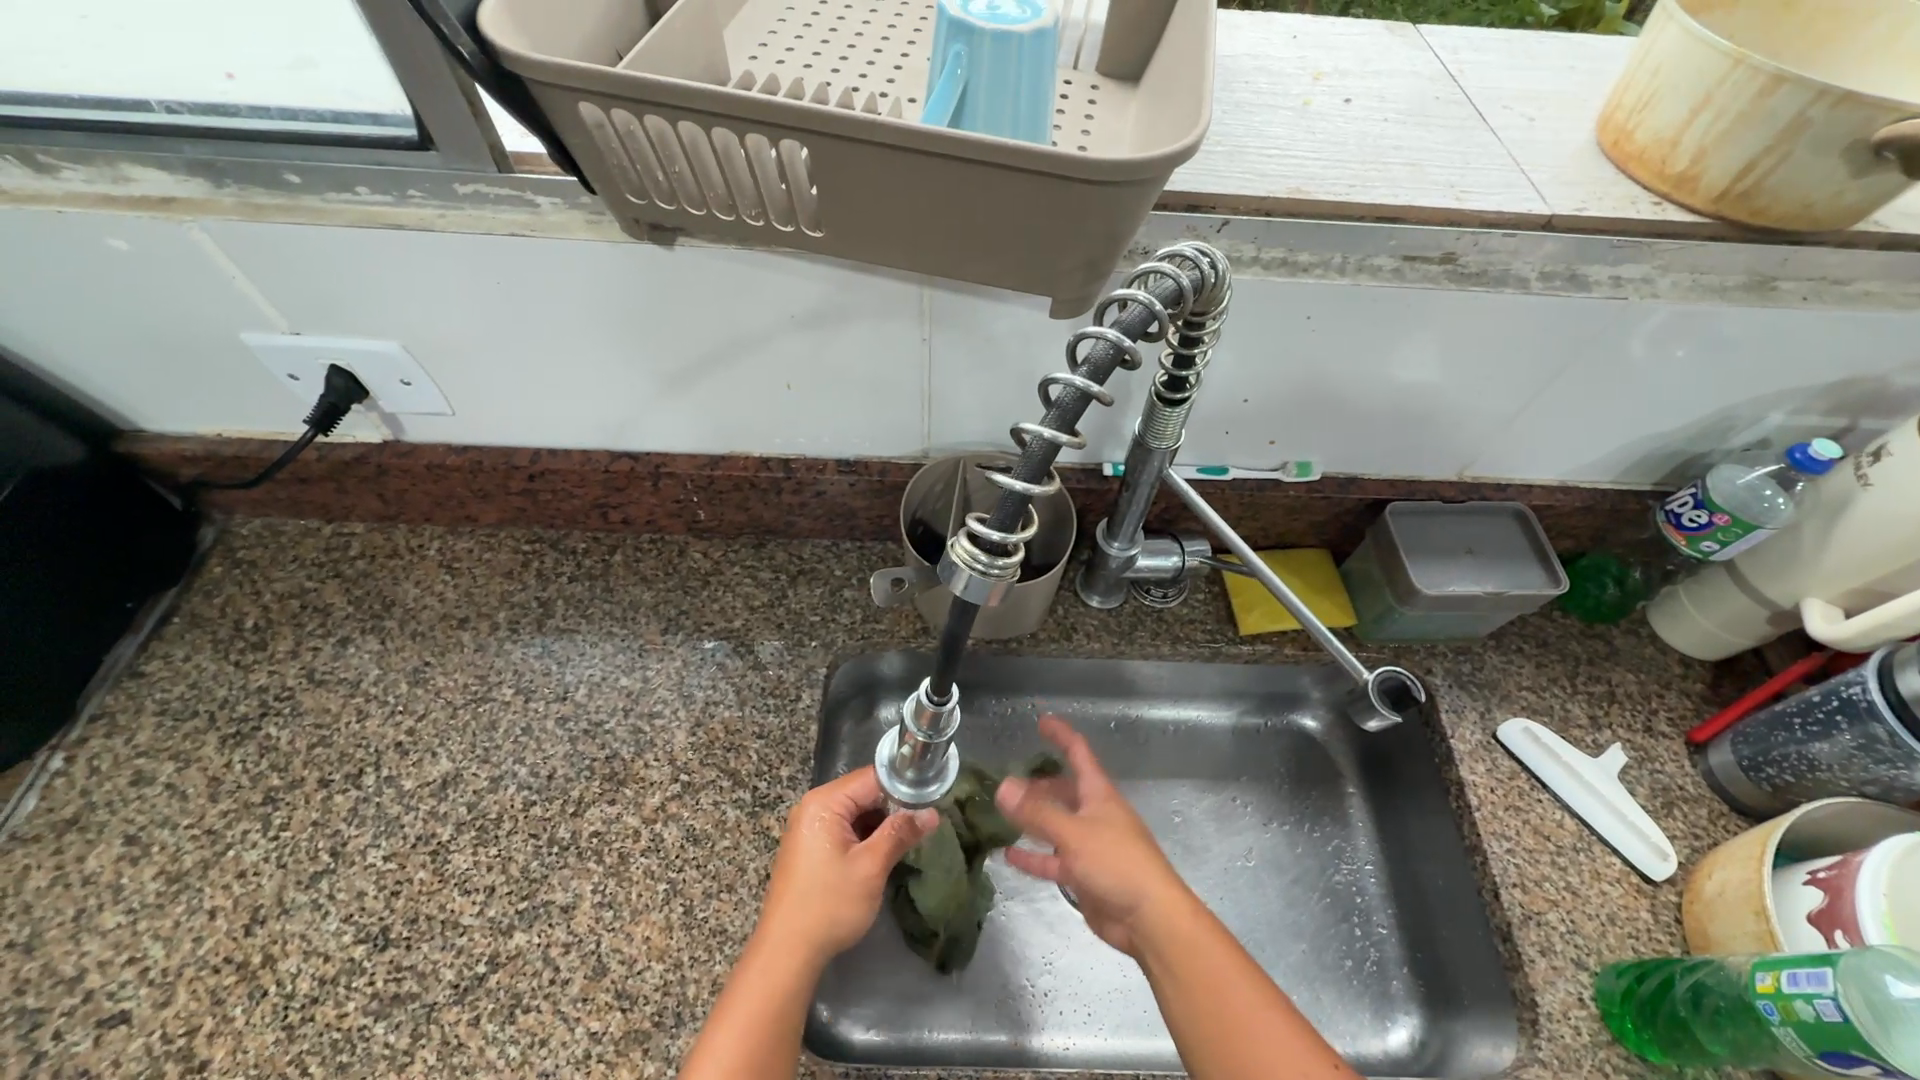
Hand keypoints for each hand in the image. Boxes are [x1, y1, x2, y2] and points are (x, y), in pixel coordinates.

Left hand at [757, 766, 939, 965]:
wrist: (787, 951)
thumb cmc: (829, 905)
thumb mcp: (871, 867)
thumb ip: (900, 834)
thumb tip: (932, 812)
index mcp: (824, 803)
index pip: (872, 778)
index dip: (904, 787)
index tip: (932, 799)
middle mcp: (813, 807)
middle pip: (863, 793)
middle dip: (894, 807)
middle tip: (925, 822)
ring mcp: (809, 827)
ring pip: (856, 813)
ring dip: (881, 824)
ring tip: (911, 837)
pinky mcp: (810, 847)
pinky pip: (844, 829)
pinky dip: (865, 837)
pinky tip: (884, 852)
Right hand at [994, 715, 1193, 957]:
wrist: (1149, 918)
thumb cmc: (1117, 864)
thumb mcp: (1074, 833)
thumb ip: (1037, 812)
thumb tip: (1003, 786)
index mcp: (1099, 795)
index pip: (1079, 754)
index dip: (1062, 735)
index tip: (1042, 721)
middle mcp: (1095, 815)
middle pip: (1064, 791)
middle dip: (1039, 784)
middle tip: (1009, 781)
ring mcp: (1090, 846)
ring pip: (1056, 826)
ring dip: (1033, 820)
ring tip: (1003, 813)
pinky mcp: (1084, 875)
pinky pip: (1053, 860)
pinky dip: (1033, 857)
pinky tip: (1009, 856)